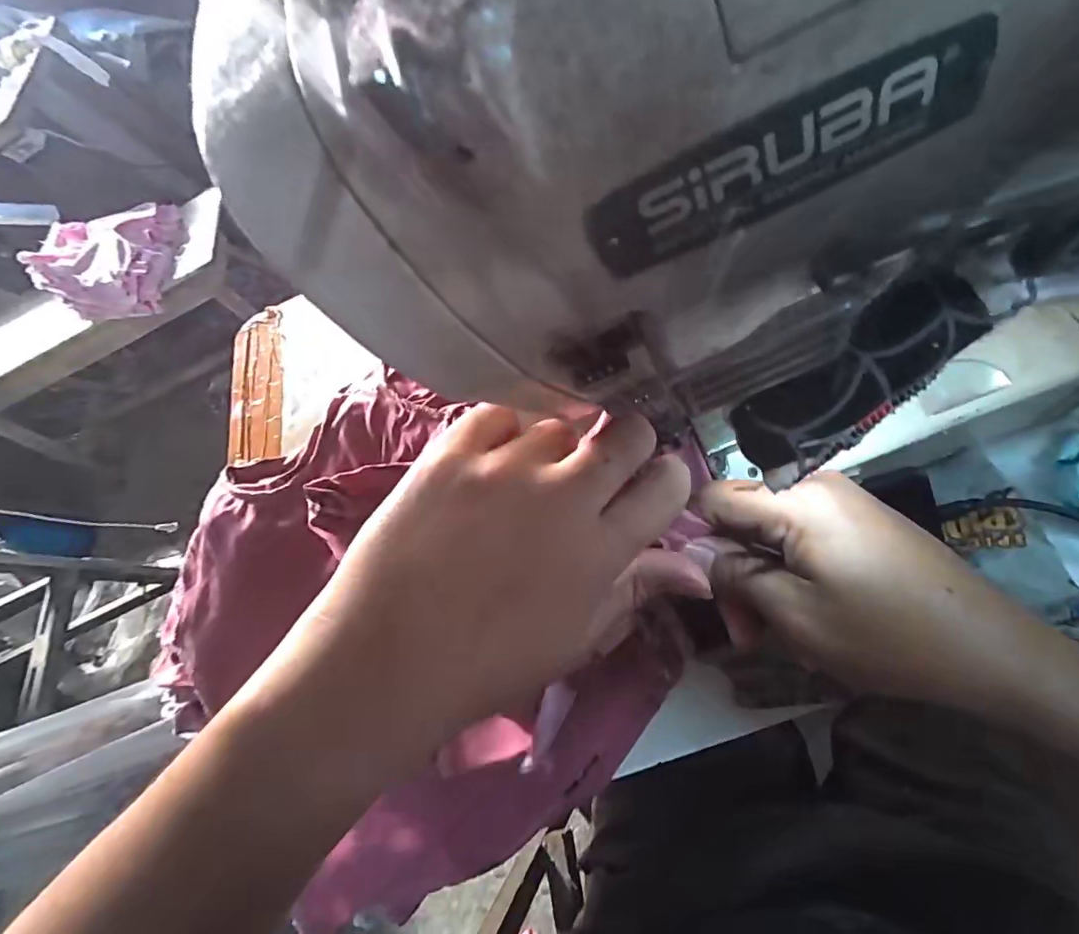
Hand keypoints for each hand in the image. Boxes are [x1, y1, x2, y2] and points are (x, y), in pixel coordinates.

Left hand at [285, 406, 699, 737]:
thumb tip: (695, 571)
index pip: (667, 483)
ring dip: (565, 443)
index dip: (669, 479)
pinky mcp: (452, 454)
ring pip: (566, 421)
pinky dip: (508, 430)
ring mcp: (506, 469)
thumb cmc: (490, 664)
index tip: (653, 487)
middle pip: (629, 432)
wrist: (384, 663)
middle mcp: (564, 497)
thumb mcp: (578, 639)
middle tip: (607, 467)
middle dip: (632, 443)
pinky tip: (500, 457)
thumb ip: (638, 590)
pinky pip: (501, 413)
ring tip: (540, 471)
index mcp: (602, 549)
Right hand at [696, 472, 1050, 710]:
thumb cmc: (884, 634)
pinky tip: (814, 617)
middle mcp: (817, 484)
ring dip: (768, 582)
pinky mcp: (862, 520)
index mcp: (797, 498)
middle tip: (750, 636)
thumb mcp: (796, 614)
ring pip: (775, 534)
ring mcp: (844, 500)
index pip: (714, 498)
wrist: (982, 643)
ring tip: (787, 637)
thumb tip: (690, 547)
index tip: (708, 594)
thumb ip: (735, 575)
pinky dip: (797, 575)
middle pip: (746, 519)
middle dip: (738, 575)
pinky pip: (807, 538)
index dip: (696, 541)